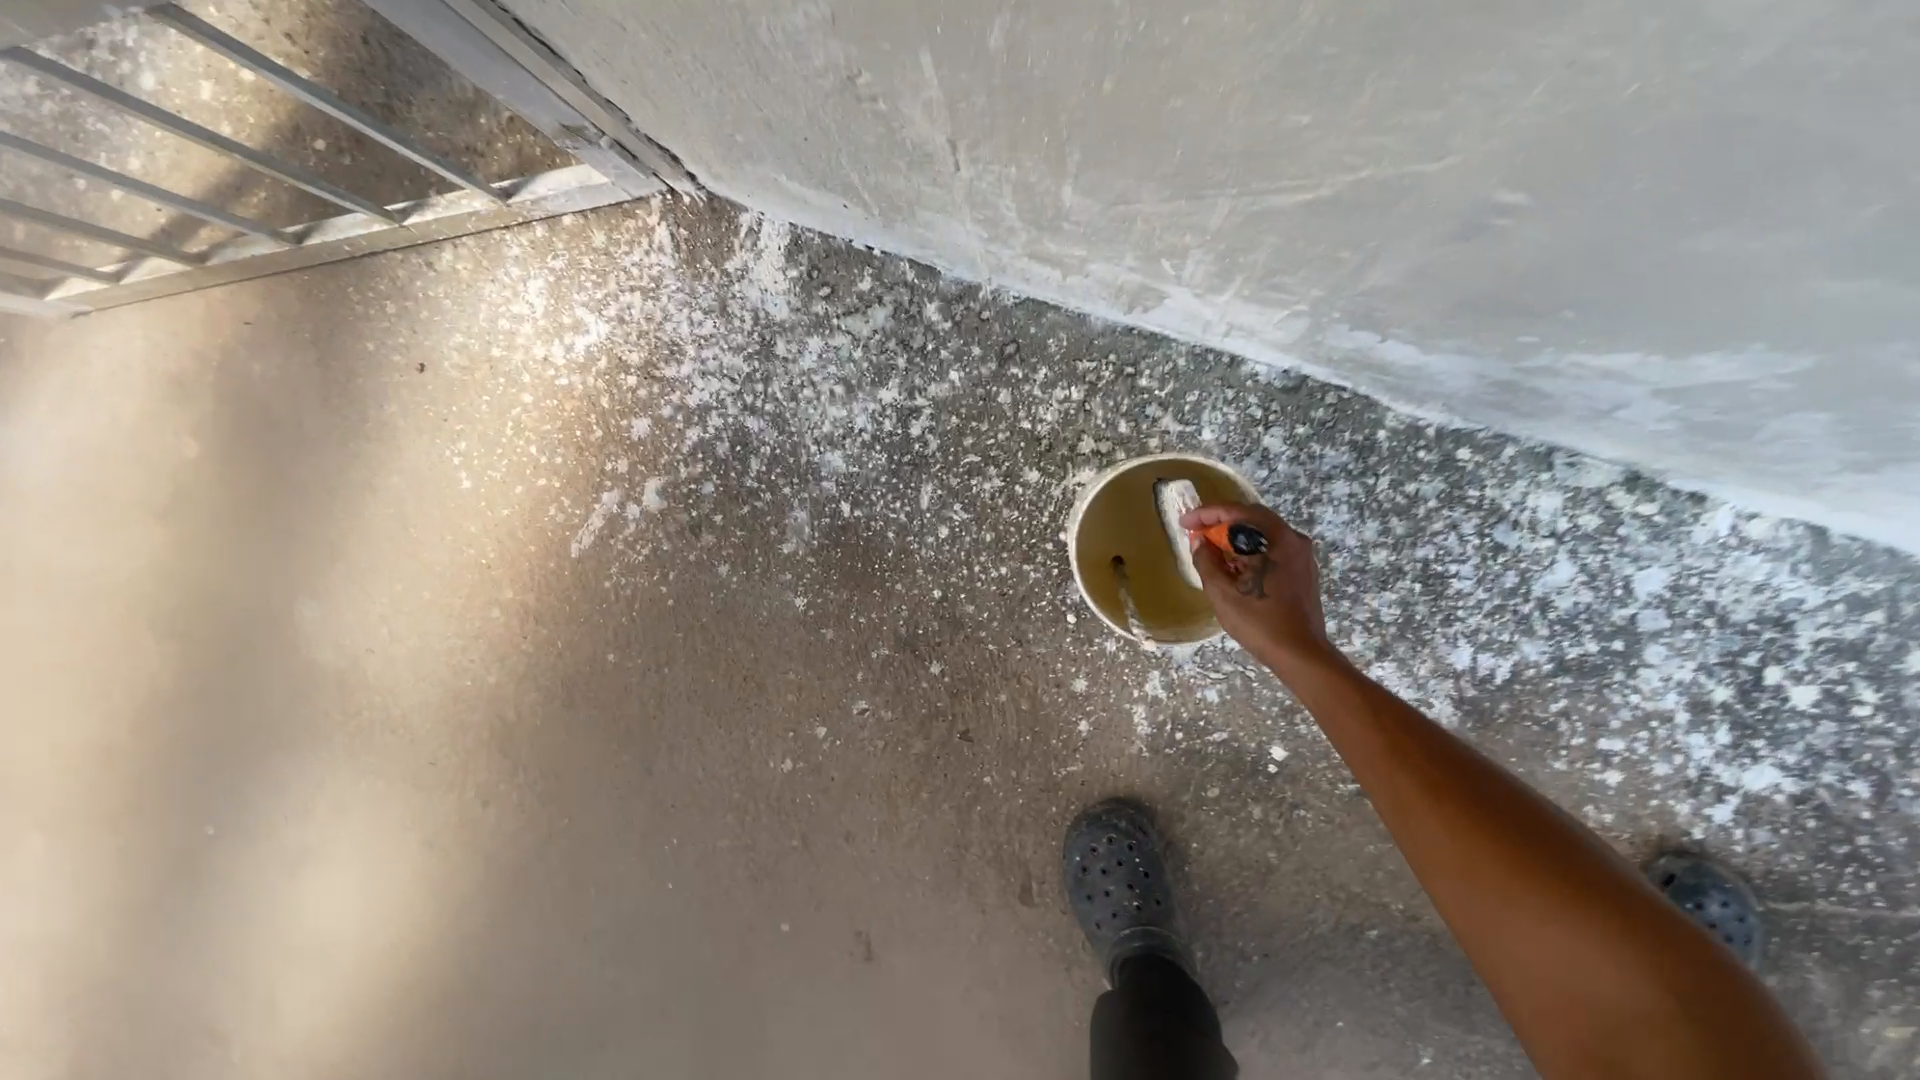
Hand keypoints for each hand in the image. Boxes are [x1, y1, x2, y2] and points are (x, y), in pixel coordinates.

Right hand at [1181, 502, 1335, 673]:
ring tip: (1212, 551)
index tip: (1186, 523)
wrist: (1301, 653)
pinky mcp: (1304, 571)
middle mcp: (1293, 540)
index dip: (1207, 514)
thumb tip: (1199, 542)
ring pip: (1263, 535)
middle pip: (1252, 519)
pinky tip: (1236, 567)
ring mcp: (1302, 556)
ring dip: (1236, 538)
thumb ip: (1207, 561)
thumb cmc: (1260, 622)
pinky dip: (1251, 551)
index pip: (1237, 512)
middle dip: (1221, 524)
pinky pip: (1273, 550)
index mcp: (1276, 539)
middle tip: (1196, 533)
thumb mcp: (1223, 592)